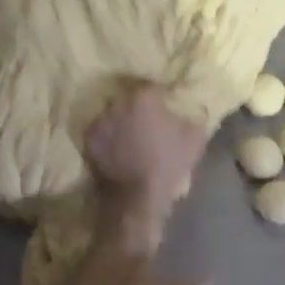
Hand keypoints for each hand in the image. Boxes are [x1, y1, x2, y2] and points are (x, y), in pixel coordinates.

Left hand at [84, 85, 205, 209]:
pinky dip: (106, 138)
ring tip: (127, 137)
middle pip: (128, 99)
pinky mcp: (89, 139)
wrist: (139, 195)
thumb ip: (191, 117)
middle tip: (145, 123)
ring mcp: (100, 121)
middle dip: (136, 108)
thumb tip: (187, 110)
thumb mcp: (195, 139)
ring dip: (119, 122)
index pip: (152, 88)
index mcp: (145, 98)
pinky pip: (99, 133)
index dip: (159, 99)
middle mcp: (119, 103)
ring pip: (112, 115)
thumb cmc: (169, 164)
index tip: (163, 109)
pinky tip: (114, 148)